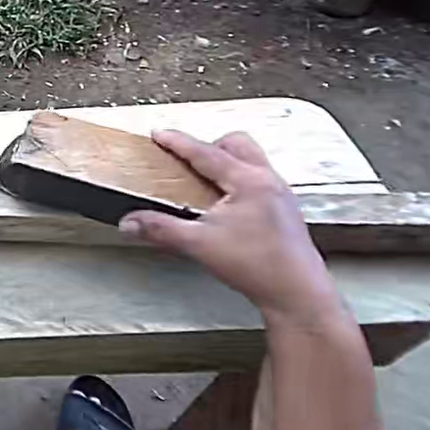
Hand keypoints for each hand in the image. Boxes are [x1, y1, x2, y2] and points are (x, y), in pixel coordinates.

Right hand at [118, 130, 339, 320]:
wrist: (297, 294)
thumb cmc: (260, 267)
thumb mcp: (200, 245)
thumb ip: (162, 230)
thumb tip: (132, 222)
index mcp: (248, 181)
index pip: (205, 152)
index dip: (178, 142)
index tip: (160, 135)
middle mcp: (267, 180)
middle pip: (236, 144)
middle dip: (209, 145)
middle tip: (187, 159)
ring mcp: (280, 194)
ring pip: (252, 159)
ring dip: (227, 162)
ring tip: (206, 180)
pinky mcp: (285, 210)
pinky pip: (261, 178)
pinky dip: (240, 179)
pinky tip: (229, 203)